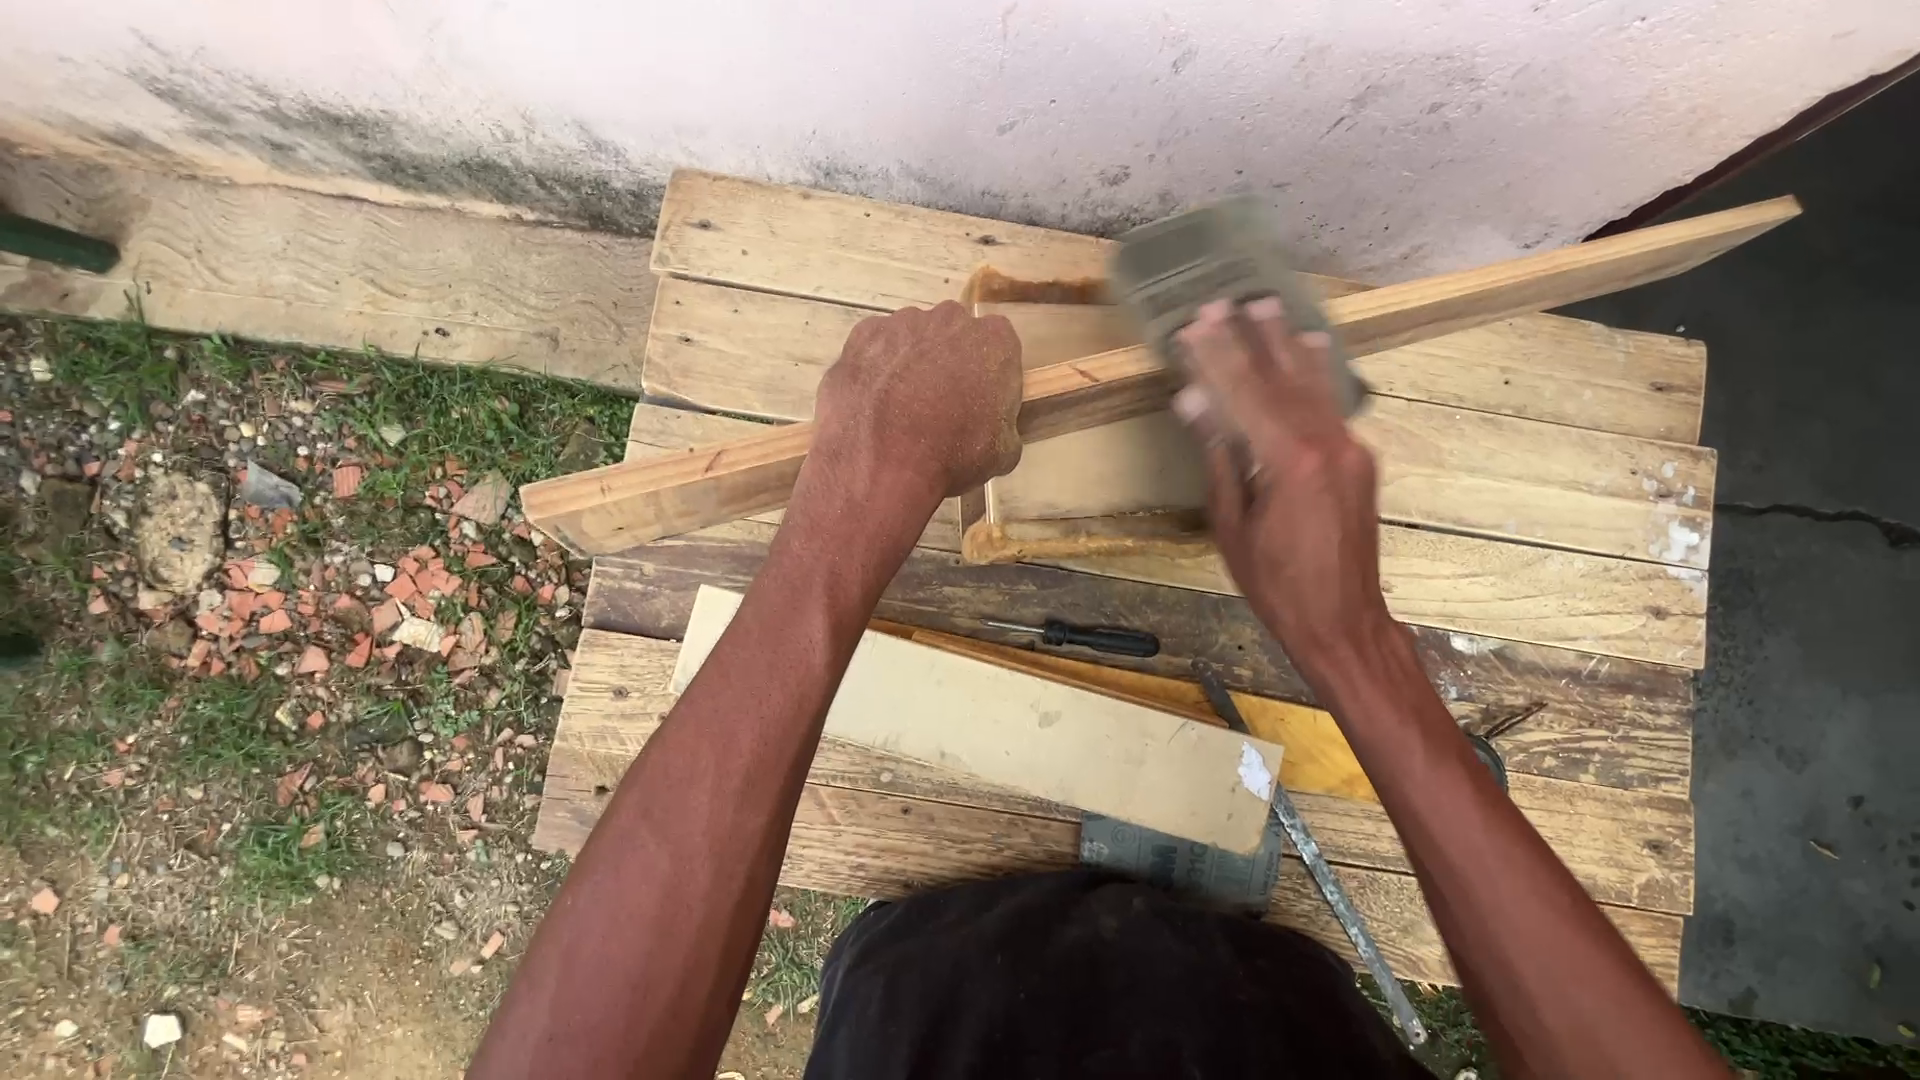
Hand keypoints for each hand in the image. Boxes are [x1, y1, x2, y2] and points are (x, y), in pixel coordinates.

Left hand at [810, 301, 1023, 499]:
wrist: (886, 466)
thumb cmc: (954, 458)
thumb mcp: (1003, 451)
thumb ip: (1002, 420)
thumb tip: (991, 423)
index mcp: (994, 340)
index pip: (998, 345)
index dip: (987, 374)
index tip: (978, 400)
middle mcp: (950, 319)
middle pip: (954, 334)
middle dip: (948, 361)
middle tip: (939, 404)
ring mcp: (902, 323)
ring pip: (912, 338)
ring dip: (910, 363)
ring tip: (899, 408)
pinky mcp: (862, 336)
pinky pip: (875, 347)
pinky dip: (876, 367)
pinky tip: (872, 402)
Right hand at [1171, 297, 1393, 682]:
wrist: (1343, 620)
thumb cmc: (1275, 584)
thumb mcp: (1231, 524)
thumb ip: (1220, 456)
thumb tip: (1194, 402)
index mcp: (1289, 461)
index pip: (1243, 394)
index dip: (1215, 358)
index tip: (1194, 324)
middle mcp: (1327, 444)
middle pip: (1281, 379)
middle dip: (1251, 339)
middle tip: (1227, 301)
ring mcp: (1350, 450)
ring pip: (1314, 386)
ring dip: (1288, 345)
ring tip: (1269, 308)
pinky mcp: (1359, 462)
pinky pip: (1332, 406)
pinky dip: (1317, 375)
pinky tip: (1310, 350)